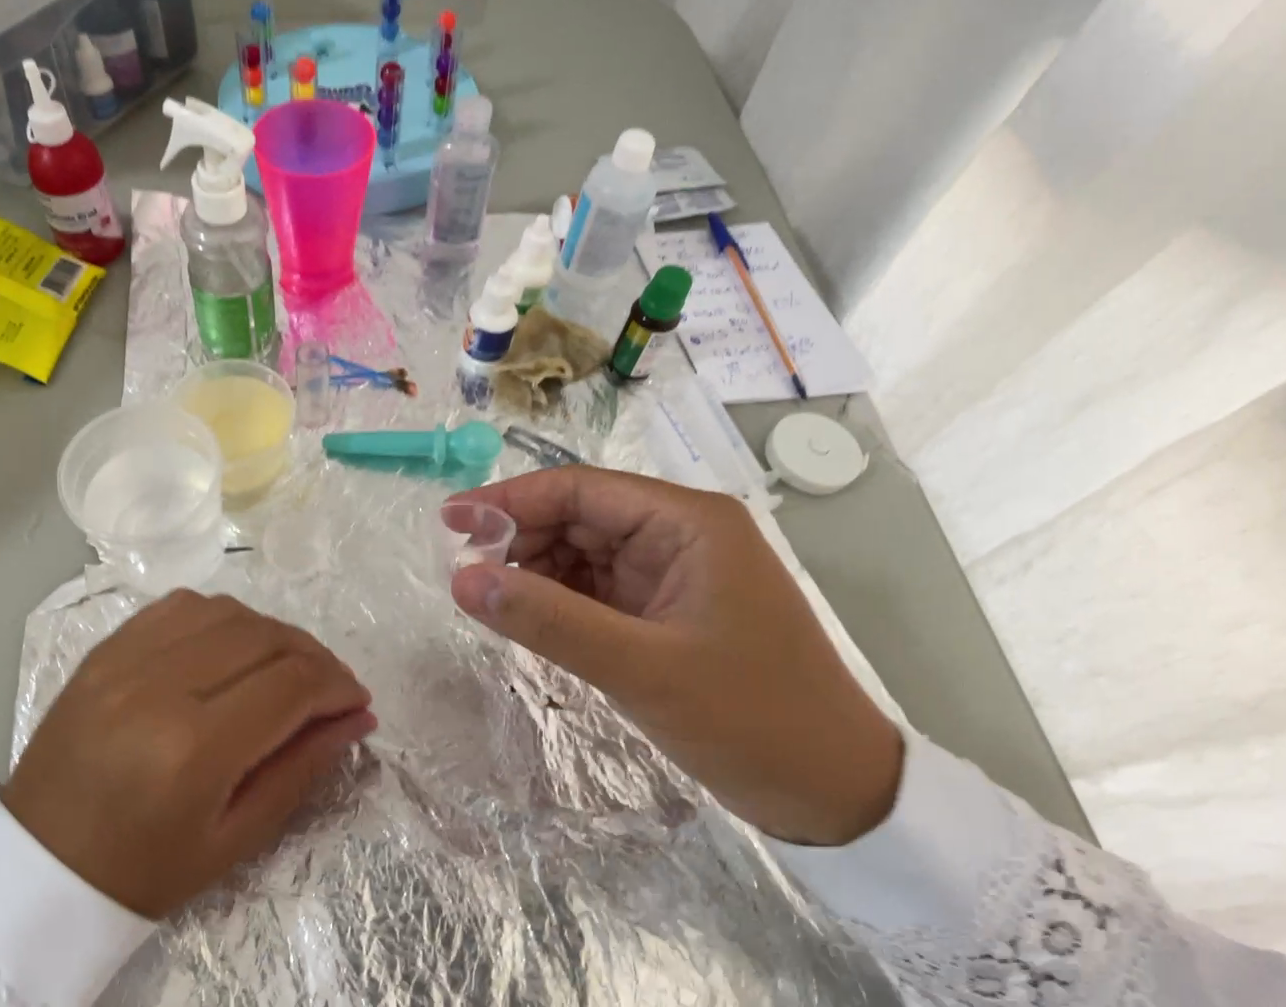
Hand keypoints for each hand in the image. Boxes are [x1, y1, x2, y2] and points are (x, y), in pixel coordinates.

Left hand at [2, 591, 375, 916]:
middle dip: (315, 657)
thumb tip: (357, 716)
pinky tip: (231, 649)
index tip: (356, 702)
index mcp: (194, 748)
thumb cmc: (144, 869)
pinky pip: (181, 606)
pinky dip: (222, 619)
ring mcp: (124, 659)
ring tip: (283, 668)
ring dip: (271, 633)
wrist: (41, 865)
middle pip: (266, 636)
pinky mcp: (104, 649)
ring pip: (228, 611)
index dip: (339, 685)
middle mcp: (159, 686)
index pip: (292, 684)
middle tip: (329, 688)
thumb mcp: (236, 837)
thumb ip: (302, 768)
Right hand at [447, 467, 902, 845]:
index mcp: (688, 522)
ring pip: (585, 556)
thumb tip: (461, 579)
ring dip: (536, 574)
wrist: (835, 795)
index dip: (511, 500)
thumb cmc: (751, 718)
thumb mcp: (640, 668)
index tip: (450, 523)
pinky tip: (529, 622)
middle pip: (580, 518)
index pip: (582, 489)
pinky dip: (561, 605)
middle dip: (521, 540)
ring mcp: (675, 576)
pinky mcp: (669, 615)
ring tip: (487, 602)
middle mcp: (681, 536)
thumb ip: (548, 620)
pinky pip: (599, 593)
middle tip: (463, 576)